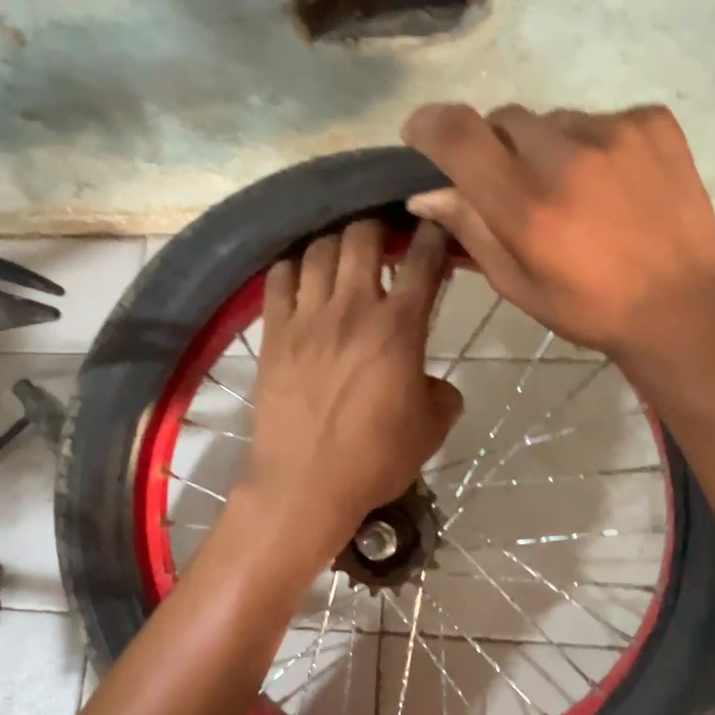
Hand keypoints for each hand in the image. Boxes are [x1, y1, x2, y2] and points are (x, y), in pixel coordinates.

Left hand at [242, 219, 463, 559]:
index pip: (422, 259)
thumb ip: (442, 395)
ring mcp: (307, 318)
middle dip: (377, 229)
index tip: (434, 232)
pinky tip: (297, 277)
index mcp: (399, 327)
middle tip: (382, 243)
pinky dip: (290, 268)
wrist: (305, 485)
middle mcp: (352, 308)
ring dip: (334, 245)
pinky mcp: (273, 335)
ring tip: (339, 257)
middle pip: (362, 236)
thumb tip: (434, 384)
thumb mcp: (430, 430)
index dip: (432, 236)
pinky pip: (277, 280)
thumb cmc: (374, 461)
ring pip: (317, 250)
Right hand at [401, 103, 714, 362]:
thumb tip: (426, 194)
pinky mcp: (652, 121)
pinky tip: (608, 184)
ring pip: (552, 120)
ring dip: (545, 147)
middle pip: (504, 119)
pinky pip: (599, 118)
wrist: (677, 303)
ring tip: (570, 192)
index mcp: (526, 208)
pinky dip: (591, 144)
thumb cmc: (585, 307)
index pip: (460, 136)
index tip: (420, 133)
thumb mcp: (516, 283)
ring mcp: (614, 133)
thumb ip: (471, 230)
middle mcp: (566, 158)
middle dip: (494, 147)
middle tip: (510, 186)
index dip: (430, 126)